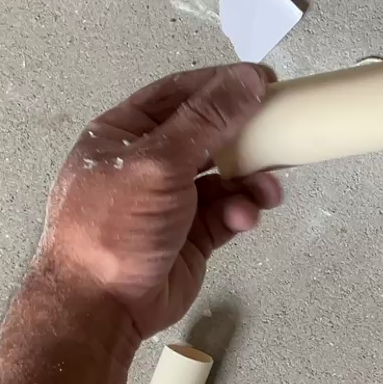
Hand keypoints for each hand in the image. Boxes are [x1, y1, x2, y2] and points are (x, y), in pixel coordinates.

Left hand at [34, 64, 283, 339]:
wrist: (101, 305)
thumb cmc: (114, 225)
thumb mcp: (159, 162)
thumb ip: (208, 120)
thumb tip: (249, 78)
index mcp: (125, 134)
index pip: (180, 95)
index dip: (222, 85)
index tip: (265, 81)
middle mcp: (148, 163)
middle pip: (208, 135)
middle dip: (244, 136)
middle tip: (280, 131)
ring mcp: (172, 201)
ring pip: (224, 177)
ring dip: (250, 180)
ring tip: (269, 189)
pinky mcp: (192, 236)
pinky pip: (226, 213)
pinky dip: (241, 212)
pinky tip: (245, 217)